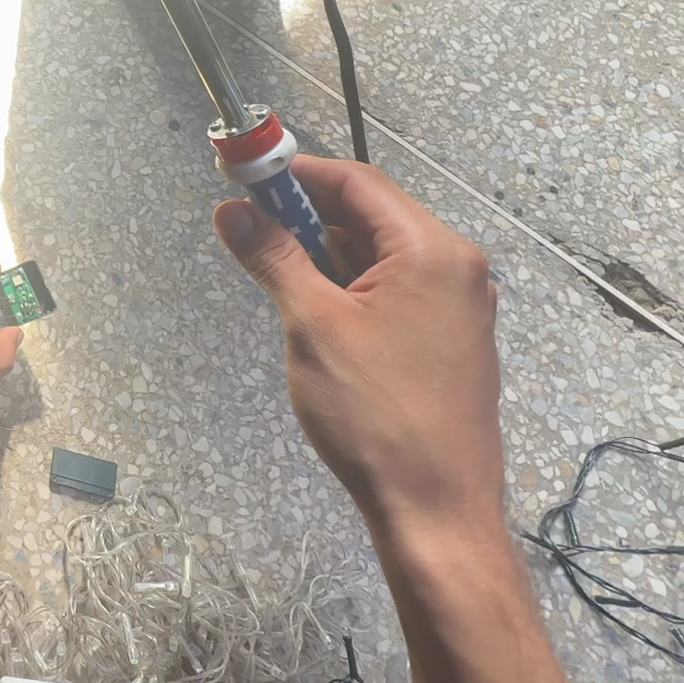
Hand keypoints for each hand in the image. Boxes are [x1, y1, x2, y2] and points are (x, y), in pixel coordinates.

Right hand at [214, 155, 505, 537]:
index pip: (357, 183)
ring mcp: (453, 305)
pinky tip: (310, 308)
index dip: (296, 173)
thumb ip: (272, 256)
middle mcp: (453, 267)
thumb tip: (230, 210)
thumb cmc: (373, 408)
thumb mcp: (311, 323)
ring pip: (373, 252)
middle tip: (249, 229)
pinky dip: (342, 283)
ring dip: (319, 251)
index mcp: (432, 251)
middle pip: (367, 214)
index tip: (243, 177)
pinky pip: (386, 286)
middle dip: (303, 214)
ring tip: (274, 273)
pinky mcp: (442, 337)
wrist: (434, 509)